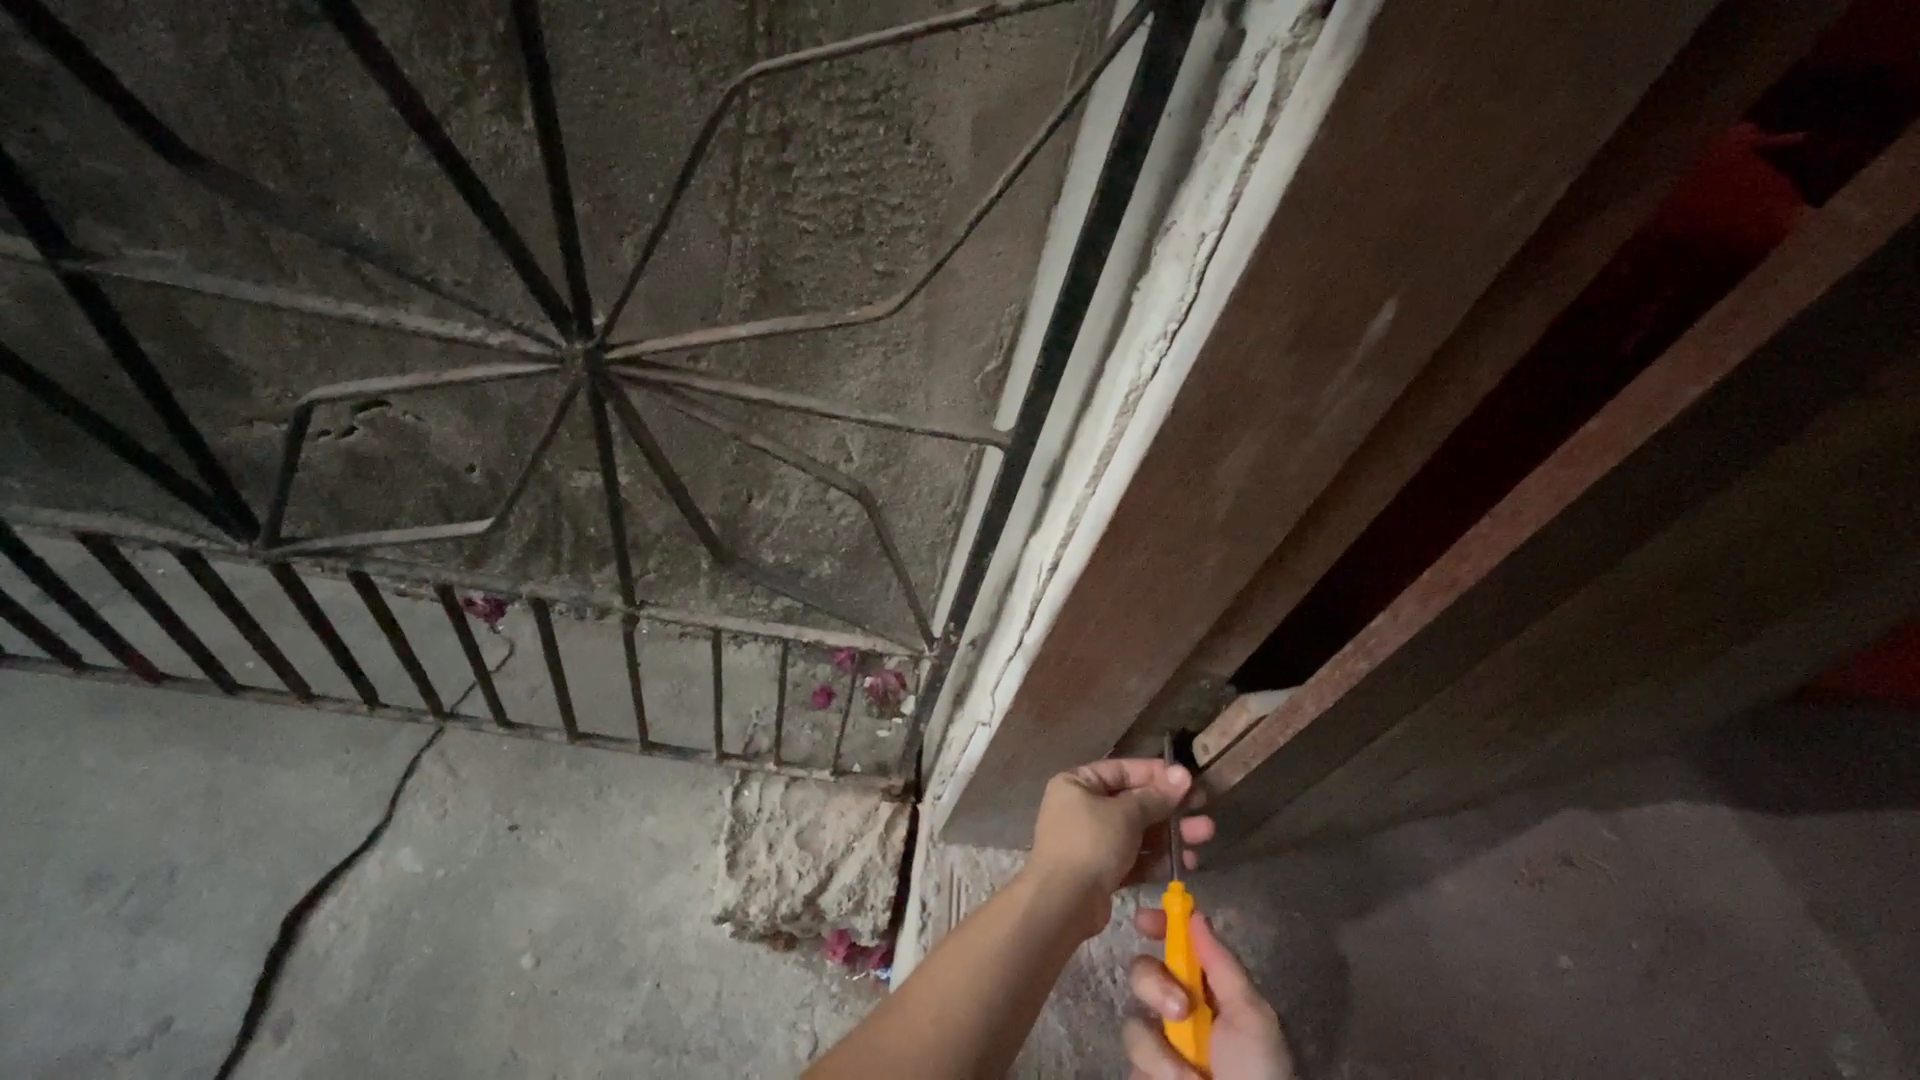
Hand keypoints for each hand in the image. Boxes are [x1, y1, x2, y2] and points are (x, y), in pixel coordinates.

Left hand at [1023, 759, 1214, 938]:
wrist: (1064, 903)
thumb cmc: (1091, 843)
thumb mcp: (1126, 814)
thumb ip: (1156, 796)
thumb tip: (1182, 774)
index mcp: (1077, 784)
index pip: (1122, 770)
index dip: (1157, 774)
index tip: (1189, 780)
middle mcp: (1081, 808)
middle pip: (1133, 802)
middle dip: (1170, 808)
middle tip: (1204, 810)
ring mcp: (1091, 841)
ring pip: (1138, 832)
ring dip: (1170, 834)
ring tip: (1204, 835)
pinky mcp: (1102, 870)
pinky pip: (1133, 858)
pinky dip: (1157, 858)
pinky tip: (1185, 862)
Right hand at [1124, 909, 1293, 1079]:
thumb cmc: (1259, 1075)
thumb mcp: (1253, 1017)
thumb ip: (1223, 964)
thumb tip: (1195, 913)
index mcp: (1212, 991)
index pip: (1179, 945)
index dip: (1160, 926)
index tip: (1143, 920)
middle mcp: (1182, 1012)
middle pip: (1144, 971)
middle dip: (1155, 984)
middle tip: (1180, 1010)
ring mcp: (1162, 1046)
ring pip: (1134, 1019)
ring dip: (1161, 1048)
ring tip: (1190, 1078)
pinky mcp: (1145, 1075)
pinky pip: (1133, 1058)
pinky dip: (1157, 1071)